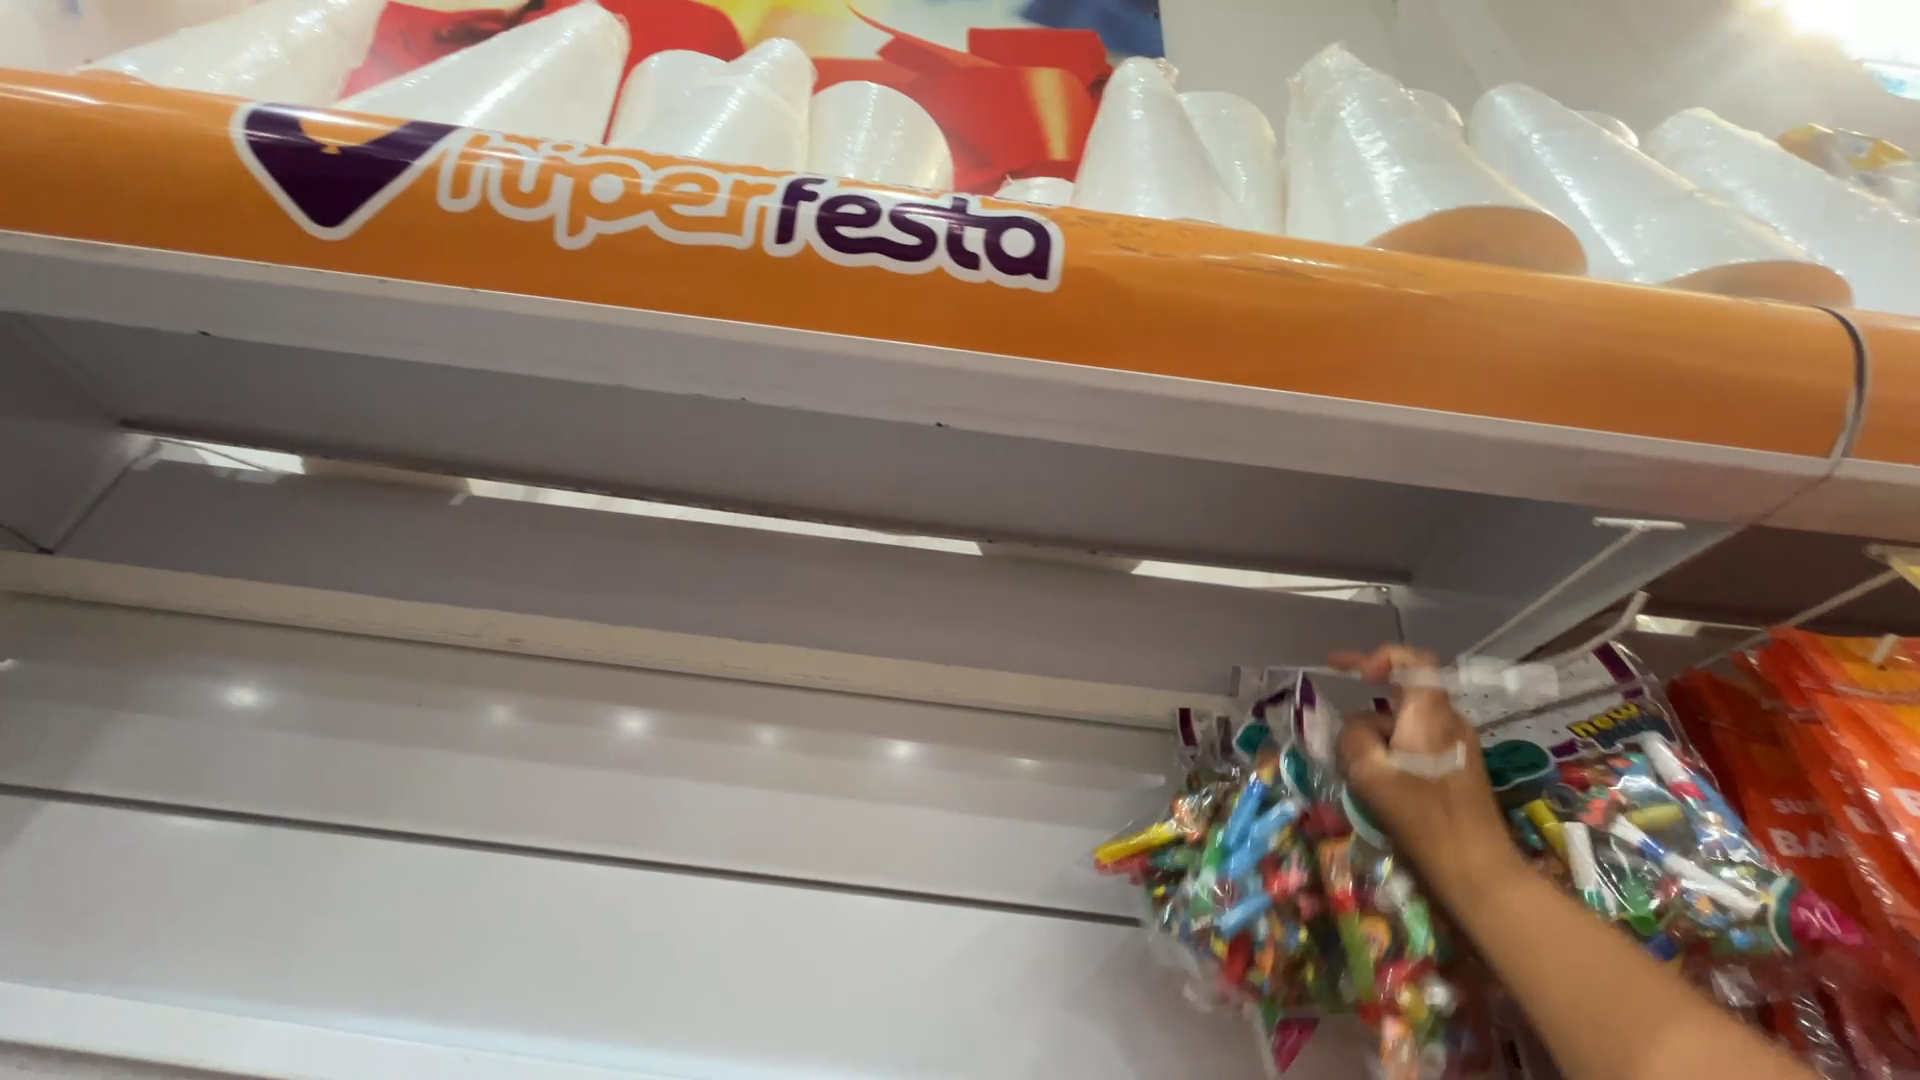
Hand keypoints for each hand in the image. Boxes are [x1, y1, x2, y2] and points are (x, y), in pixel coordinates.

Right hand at [1330, 645, 1524, 904]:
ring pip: (1410, 721)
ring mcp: (1460, 747)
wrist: (1476, 870)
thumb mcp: (1368, 772)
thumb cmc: (1420, 817)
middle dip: (1368, 704)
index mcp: (1431, 714)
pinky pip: (1420, 742)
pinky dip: (1394, 749)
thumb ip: (1353, 735)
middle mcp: (1451, 722)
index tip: (1348, 672)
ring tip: (1354, 763)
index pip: (1414, 660)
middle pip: (1407, 693)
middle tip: (1338, 725)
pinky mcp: (1460, 770)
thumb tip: (1356, 727)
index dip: (1378, 656)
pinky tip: (1379, 780)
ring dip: (1379, 732)